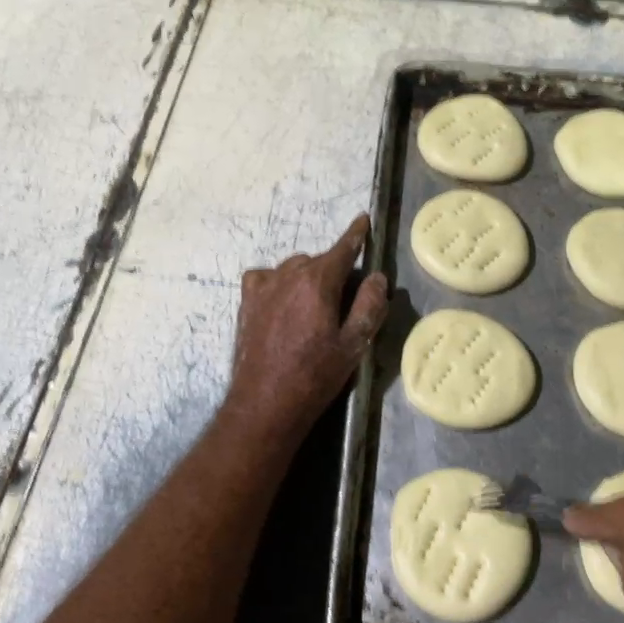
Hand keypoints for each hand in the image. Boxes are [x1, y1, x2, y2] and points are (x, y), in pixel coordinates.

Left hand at [224, 214, 388, 436]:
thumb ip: (369, 305)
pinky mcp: (246, 302)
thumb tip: (377, 277)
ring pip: (293, 268)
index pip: (342, 248)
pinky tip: (283, 302)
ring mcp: (263, 287)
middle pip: (318, 261)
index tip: (363, 220)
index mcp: (317, 282)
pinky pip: (266, 278)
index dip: (356, 234)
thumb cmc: (315, 375)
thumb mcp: (354, 344)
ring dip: (307, 278)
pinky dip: (279, 282)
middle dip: (333, 272)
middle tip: (343, 301)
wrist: (265, 402)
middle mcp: (288, 275)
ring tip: (314, 307)